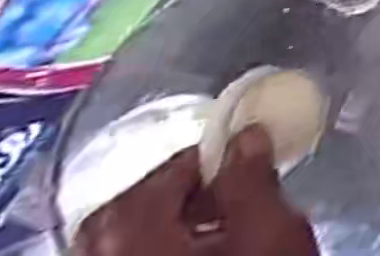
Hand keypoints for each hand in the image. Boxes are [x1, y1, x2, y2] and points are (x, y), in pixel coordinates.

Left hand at [77, 128, 316, 255]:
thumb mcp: (270, 230)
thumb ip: (253, 180)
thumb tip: (247, 134)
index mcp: (134, 244)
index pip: (154, 184)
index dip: (196, 159)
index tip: (238, 148)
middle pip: (112, 220)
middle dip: (163, 190)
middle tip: (217, 178)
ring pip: (110, 247)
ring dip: (155, 219)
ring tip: (208, 212)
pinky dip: (150, 244)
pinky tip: (194, 243)